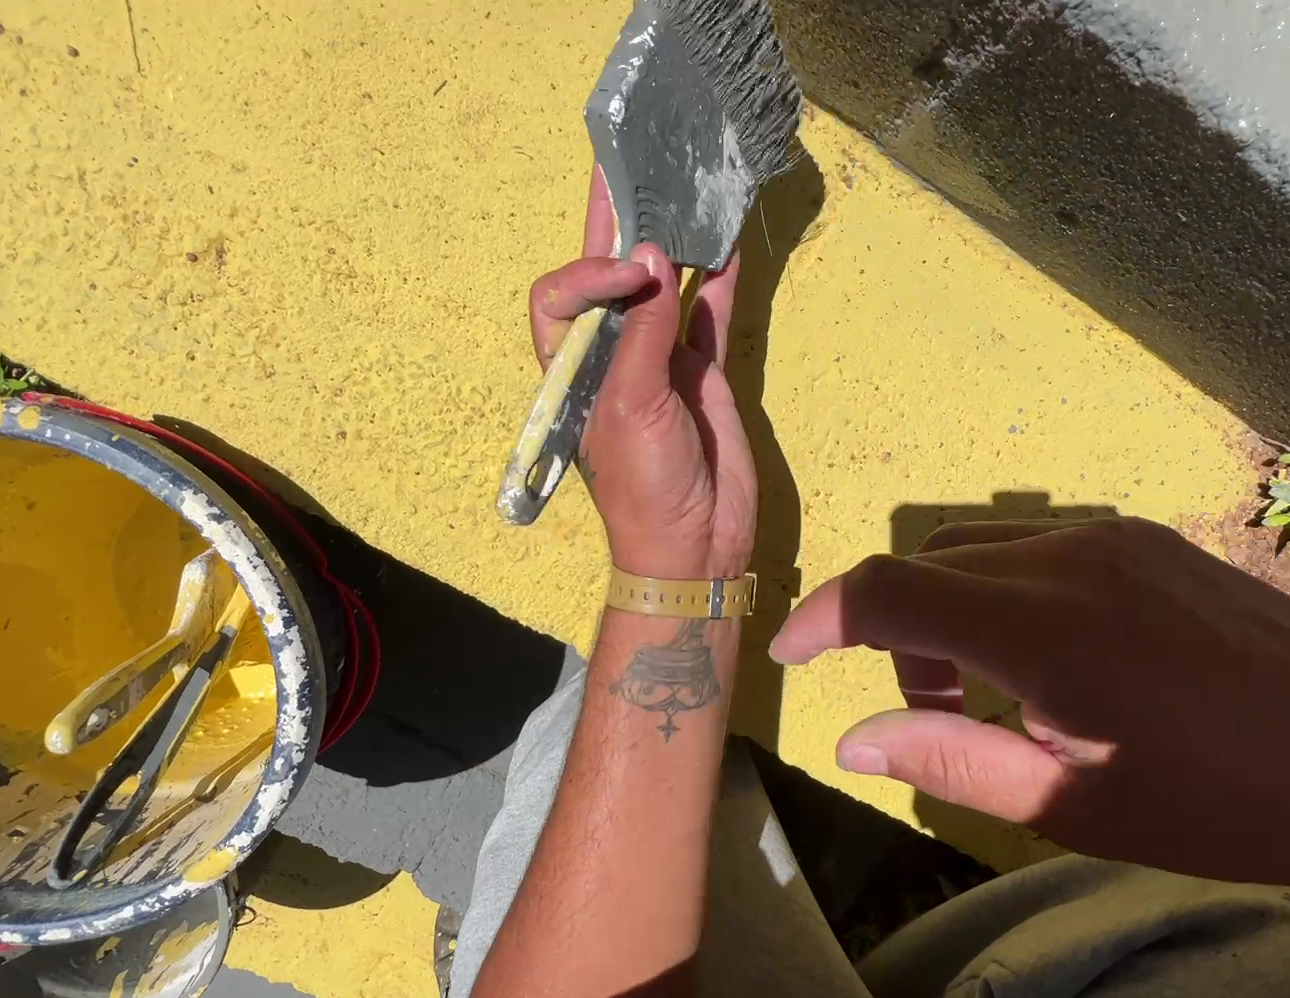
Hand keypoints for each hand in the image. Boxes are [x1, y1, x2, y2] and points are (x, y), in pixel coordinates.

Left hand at [527, 168, 756, 579]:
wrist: (696, 541)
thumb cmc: (645, 482)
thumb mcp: (632, 407)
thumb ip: (644, 333)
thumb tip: (657, 256)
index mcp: (575, 367)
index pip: (562, 295)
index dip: (590, 269)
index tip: (635, 269)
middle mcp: (613, 355)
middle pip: (607, 277)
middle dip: (615, 225)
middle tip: (627, 163)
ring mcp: (661, 361)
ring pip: (663, 288)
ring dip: (672, 243)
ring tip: (683, 186)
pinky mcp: (703, 372)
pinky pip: (709, 315)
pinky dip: (717, 282)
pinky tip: (726, 243)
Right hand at [768, 517, 1289, 901]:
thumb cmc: (1218, 804)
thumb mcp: (1067, 805)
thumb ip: (946, 761)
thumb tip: (851, 741)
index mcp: (1040, 627)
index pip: (884, 592)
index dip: (820, 618)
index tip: (789, 653)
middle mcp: (1067, 555)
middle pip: (923, 565)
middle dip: (894, 632)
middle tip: (928, 707)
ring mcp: (1114, 535)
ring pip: (974, 550)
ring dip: (947, 609)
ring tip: (992, 687)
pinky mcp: (1147, 536)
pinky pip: (1032, 546)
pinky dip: (1000, 591)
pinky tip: (1051, 654)